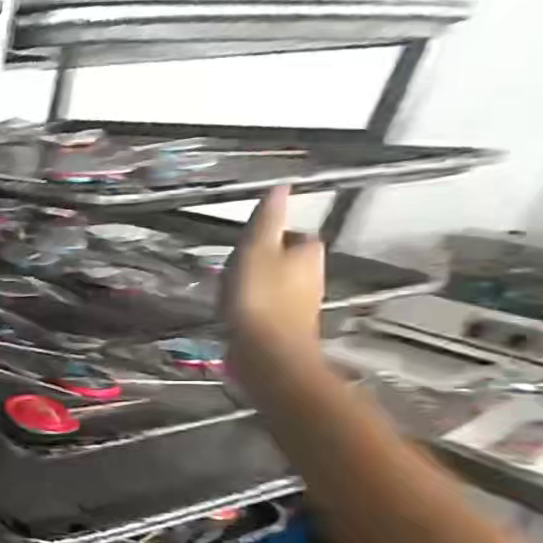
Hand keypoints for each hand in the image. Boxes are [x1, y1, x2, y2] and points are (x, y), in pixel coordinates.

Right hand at [225, 185, 325, 371]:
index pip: (294, 233)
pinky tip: (234, 315)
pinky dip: (253, 309)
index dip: (270, 236)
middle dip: (262, 262)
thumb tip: (282, 186)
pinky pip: (268, 310)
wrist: (266, 355)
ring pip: (276, 286)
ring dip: (255, 287)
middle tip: (233, 267)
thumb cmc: (259, 297)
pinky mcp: (286, 330)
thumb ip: (268, 217)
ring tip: (229, 292)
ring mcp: (301, 307)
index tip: (246, 243)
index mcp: (309, 252)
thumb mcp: (256, 247)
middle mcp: (313, 278)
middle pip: (285, 260)